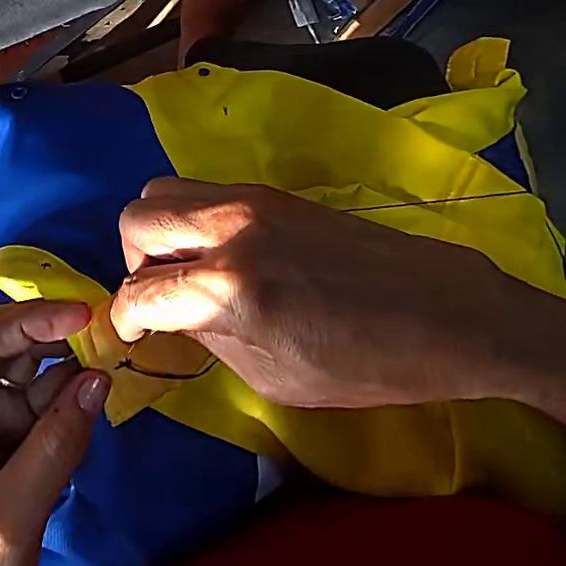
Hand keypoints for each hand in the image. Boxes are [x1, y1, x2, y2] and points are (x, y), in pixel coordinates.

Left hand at [0, 301, 108, 565]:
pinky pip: (47, 406)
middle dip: (54, 336)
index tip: (82, 314)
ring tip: (110, 358)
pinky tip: (95, 395)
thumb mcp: (9, 519)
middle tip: (103, 327)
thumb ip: (56, 446)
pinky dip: (74, 396)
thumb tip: (100, 379)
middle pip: (6, 351)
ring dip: (71, 366)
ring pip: (33, 375)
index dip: (33, 323)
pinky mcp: (9, 446)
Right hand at [108, 178, 537, 407]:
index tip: (136, 332)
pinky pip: (212, 191)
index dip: (126, 319)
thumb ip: (211, 335)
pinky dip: (199, 218)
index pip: (138, 291)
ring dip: (163, 229)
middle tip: (164, 292)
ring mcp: (257, 200)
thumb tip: (174, 311)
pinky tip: (229, 253)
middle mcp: (232, 229)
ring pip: (169, 188)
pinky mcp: (280, 192)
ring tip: (192, 268)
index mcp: (228, 287)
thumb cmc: (365, 364)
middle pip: (139, 215)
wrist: (439, 310)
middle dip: (135, 260)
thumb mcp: (274, 376)